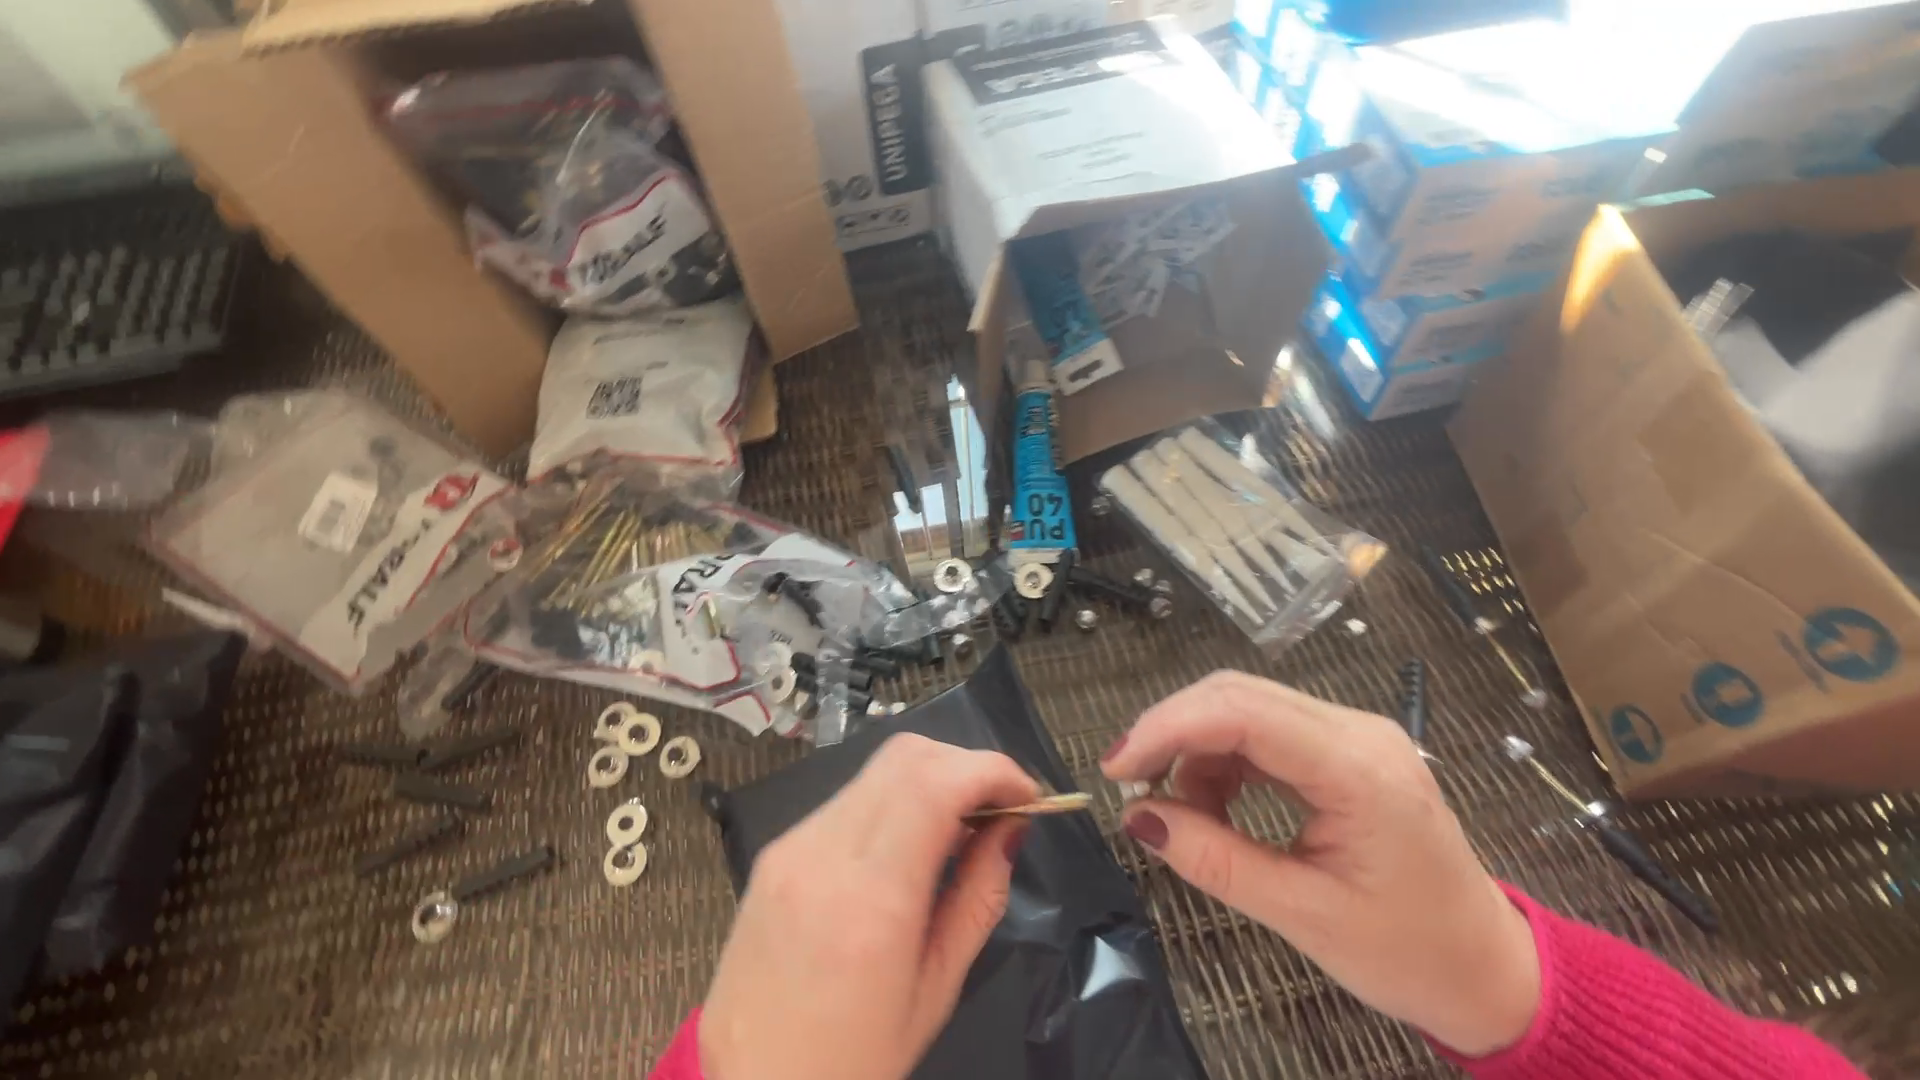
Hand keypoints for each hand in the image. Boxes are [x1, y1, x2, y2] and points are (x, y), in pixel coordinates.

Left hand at [700, 734, 1040, 1079]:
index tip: (1025, 793)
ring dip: (931, 778)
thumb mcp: (937, 988)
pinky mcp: (775, 849)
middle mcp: (822, 855)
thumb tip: (1010, 827)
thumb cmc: (853, 1059)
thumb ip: (979, 895)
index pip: (934, 783)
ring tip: (959, 826)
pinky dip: (894, 800)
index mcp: (870, 901)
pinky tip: (910, 842)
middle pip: (905, 757)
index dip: (991, 769)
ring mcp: (790, 846)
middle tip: (999, 806)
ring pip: (876, 770)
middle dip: (966, 765)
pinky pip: (848, 799)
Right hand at [1099, 671, 1540, 1057]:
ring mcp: (1353, 733)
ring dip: (1195, 749)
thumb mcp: (1302, 915)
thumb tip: (1136, 818)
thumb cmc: (1409, 953)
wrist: (1489, 968)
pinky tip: (1212, 804)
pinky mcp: (1343, 747)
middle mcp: (1357, 730)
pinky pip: (1263, 731)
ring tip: (1177, 811)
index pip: (1245, 713)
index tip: (1116, 767)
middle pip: (1239, 695)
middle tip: (1128, 782)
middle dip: (1172, 731)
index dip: (1169, 727)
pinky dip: (1221, 760)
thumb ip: (1214, 860)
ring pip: (1245, 707)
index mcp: (1359, 770)